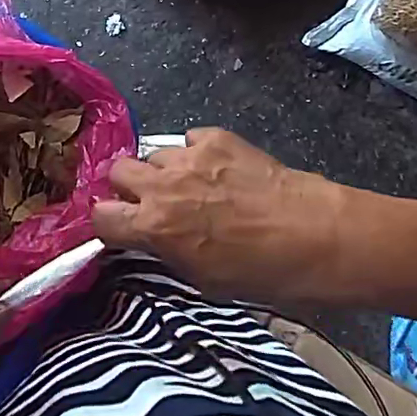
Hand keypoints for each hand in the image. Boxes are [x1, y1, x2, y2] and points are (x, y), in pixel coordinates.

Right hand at [92, 129, 346, 303]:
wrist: (314, 235)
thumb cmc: (261, 273)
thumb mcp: (202, 279)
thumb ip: (164, 249)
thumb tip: (149, 236)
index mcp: (155, 226)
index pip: (101, 215)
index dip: (107, 221)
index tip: (120, 226)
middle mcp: (163, 185)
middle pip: (117, 170)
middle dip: (128, 186)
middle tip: (151, 200)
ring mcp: (188, 154)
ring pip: (154, 154)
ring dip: (164, 170)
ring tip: (192, 184)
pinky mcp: (215, 136)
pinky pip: (188, 139)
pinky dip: (196, 153)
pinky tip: (218, 170)